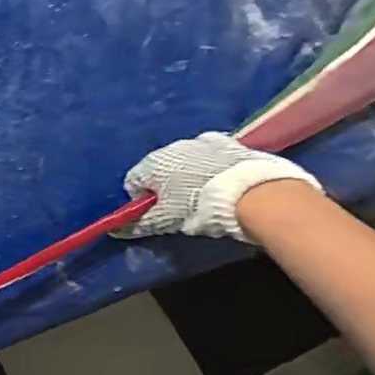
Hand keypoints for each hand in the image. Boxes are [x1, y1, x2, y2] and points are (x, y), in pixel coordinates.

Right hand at [119, 132, 320, 241]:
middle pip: (161, 168)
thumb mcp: (165, 221)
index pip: (134, 182)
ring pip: (188, 160)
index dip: (143, 199)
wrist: (257, 194)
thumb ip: (139, 224)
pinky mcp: (234, 143)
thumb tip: (117, 231)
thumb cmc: (198, 207)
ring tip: (206, 193)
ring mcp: (205, 142)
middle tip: (181, 204)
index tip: (157, 212)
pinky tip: (225, 183)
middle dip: (166, 184)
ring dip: (191, 174)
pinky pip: (215, 156)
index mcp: (151, 164)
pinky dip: (215, 166)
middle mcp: (173, 147)